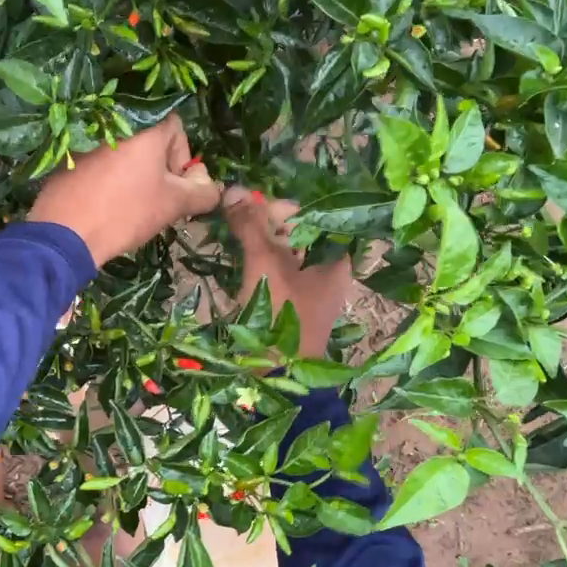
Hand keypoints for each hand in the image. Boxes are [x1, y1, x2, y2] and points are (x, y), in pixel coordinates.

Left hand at [27, 113, 220, 266]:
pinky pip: (99, 164)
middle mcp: (115, 125)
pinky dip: (107, 181)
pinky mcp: (66, 160)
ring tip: (128, 208)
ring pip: (124, 155)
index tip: (174, 189)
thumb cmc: (125, 212)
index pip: (178, 129)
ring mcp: (87, 141)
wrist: (64, 234)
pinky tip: (103, 206)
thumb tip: (215, 188)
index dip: (182, 160)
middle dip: (158, 172)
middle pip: (150, 143)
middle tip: (154, 202)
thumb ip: (203, 193)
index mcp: (145, 127)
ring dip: (133, 177)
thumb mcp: (173, 205)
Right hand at [223, 187, 353, 358]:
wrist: (279, 376)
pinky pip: (274, 272)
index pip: (309, 213)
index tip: (247, 211)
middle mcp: (327, 268)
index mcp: (335, 255)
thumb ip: (250, 225)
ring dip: (256, 243)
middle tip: (233, 224)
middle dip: (262, 224)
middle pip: (293, 232)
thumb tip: (232, 189)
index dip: (277, 207)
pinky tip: (237, 262)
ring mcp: (309, 288)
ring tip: (231, 239)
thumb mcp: (264, 265)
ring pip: (281, 252)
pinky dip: (257, 264)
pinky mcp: (291, 303)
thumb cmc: (281, 316)